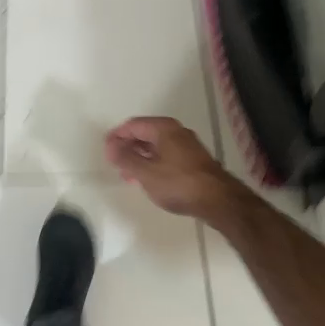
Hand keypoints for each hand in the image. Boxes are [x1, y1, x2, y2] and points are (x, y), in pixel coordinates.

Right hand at [104, 117, 246, 220]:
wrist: (218, 200)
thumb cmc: (178, 183)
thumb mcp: (146, 173)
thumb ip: (126, 158)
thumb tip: (111, 146)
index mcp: (163, 128)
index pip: (133, 125)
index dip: (117, 137)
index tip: (106, 152)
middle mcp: (176, 131)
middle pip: (145, 134)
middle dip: (128, 147)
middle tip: (115, 164)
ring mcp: (187, 145)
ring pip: (156, 146)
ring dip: (140, 157)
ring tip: (129, 175)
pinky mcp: (194, 160)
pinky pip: (166, 155)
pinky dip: (153, 163)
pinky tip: (150, 179)